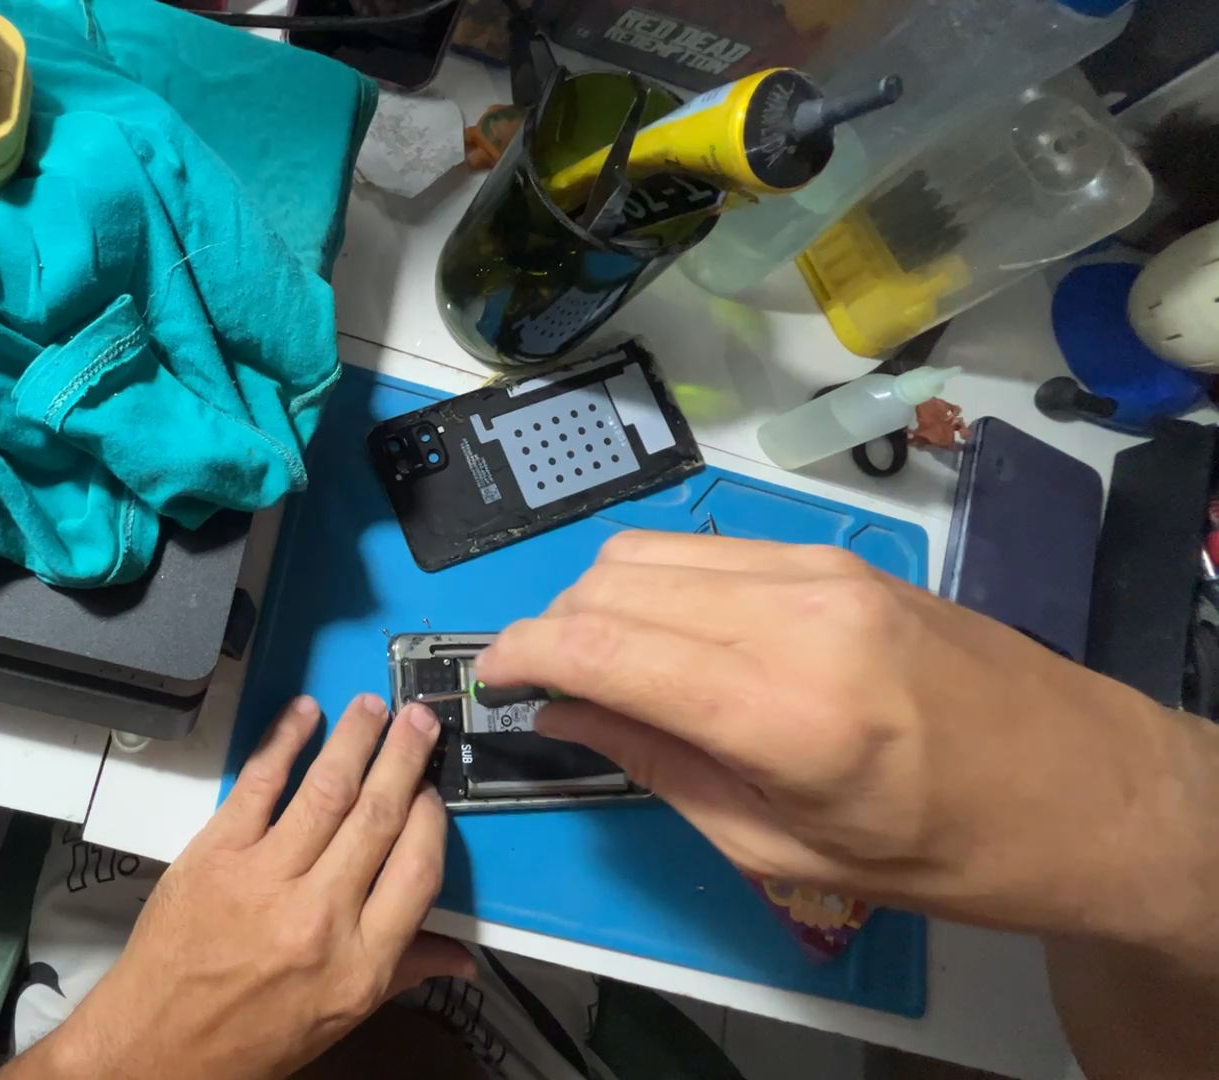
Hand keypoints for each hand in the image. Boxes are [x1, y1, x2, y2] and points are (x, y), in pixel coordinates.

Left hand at [12, 695, 471, 1079]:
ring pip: (325, 790)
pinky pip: (259, 783)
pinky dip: (285, 740)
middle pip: (375, 817)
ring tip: (374, 706)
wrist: (159, 1044)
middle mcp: (319, 915)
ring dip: (355, 740)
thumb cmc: (254, 1035)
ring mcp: (265, 877)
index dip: (429, 820)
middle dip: (403, 759)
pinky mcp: (217, 850)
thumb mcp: (338, 1018)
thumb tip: (462, 954)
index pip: (416, 872)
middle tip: (419, 720)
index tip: (430, 788)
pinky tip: (306, 713)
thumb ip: (402, 972)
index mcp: (359, 962)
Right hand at [475, 531, 1218, 951]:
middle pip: (604, 587)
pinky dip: (641, 583)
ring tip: (599, 655)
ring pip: (634, 554)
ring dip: (589, 602)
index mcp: (783, 712)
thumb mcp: (776, 847)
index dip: (522, 653)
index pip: (599, 646)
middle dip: (549, 630)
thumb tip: (558, 710)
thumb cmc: (941, 853)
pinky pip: (688, 548)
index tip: (493, 677)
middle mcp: (790, 615)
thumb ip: (649, 763)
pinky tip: (658, 627)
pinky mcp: (823, 553)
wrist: (1103, 790)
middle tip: (547, 682)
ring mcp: (810, 570)